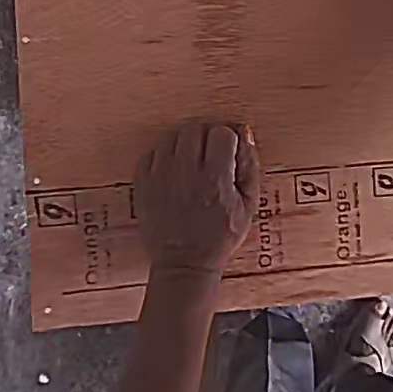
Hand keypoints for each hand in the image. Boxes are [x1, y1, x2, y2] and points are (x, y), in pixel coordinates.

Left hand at [136, 122, 262, 279]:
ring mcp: (160, 177)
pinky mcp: (143, 183)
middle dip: (206, 133)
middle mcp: (185, 174)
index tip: (229, 148)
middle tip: (211, 149)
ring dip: (184, 140)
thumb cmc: (219, 237)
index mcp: (214, 180)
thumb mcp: (248, 206)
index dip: (228, 138)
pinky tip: (174, 166)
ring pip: (171, 135)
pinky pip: (152, 150)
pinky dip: (164, 153)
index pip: (221, 132)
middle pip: (194, 127)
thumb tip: (244, 133)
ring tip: (192, 157)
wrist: (184, 264)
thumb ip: (249, 165)